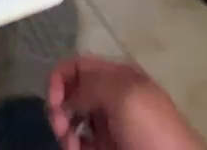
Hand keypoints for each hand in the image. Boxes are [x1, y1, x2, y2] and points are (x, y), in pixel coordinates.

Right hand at [46, 56, 205, 149]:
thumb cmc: (153, 131)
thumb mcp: (124, 95)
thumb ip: (91, 86)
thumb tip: (68, 99)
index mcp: (118, 76)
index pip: (78, 65)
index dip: (60, 78)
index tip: (53, 102)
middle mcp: (111, 97)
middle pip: (72, 92)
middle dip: (59, 107)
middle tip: (60, 128)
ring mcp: (111, 126)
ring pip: (74, 120)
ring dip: (64, 130)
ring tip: (70, 146)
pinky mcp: (108, 149)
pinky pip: (81, 143)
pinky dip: (73, 146)